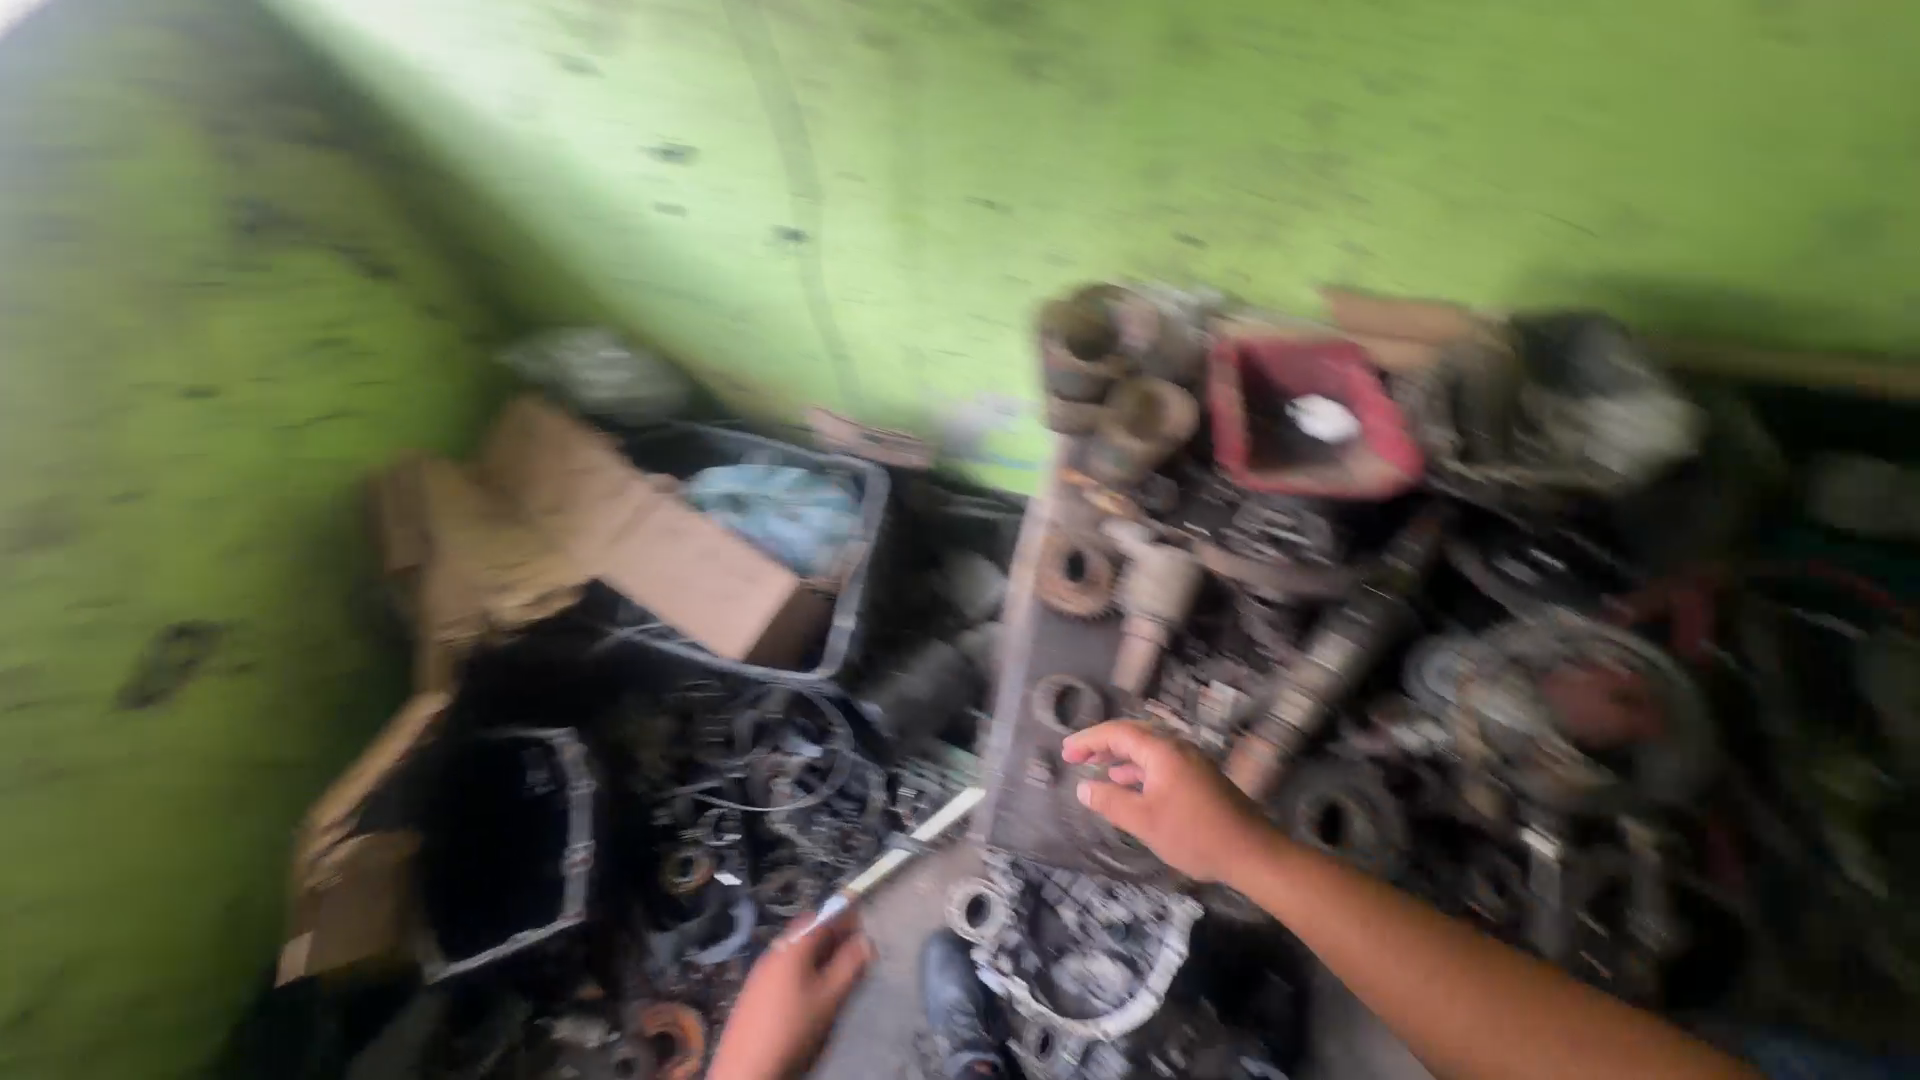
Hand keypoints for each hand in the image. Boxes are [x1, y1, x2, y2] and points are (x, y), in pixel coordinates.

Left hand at [707, 910, 873, 1079]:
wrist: (746, 1069)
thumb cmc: (792, 1027)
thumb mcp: (829, 997)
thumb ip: (850, 965)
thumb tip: (865, 941)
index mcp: (793, 945)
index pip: (823, 916)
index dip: (845, 917)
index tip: (863, 928)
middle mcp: (774, 949)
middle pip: (808, 931)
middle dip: (832, 936)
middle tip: (852, 951)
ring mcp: (761, 970)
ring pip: (796, 949)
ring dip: (818, 953)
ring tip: (835, 973)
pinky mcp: (754, 990)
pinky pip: (784, 966)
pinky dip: (802, 968)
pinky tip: (809, 991)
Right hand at [1062, 720, 1273, 883]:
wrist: (1252, 852)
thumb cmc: (1194, 835)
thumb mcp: (1144, 821)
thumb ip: (1110, 802)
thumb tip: (1084, 787)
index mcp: (1162, 751)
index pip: (1117, 733)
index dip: (1088, 740)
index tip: (1066, 752)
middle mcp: (1177, 747)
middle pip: (1133, 735)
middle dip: (1102, 744)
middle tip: (1076, 756)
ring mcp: (1191, 761)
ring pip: (1147, 750)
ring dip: (1120, 757)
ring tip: (1096, 769)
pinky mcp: (1200, 777)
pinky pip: (1160, 762)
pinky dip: (1138, 769)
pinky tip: (1128, 785)